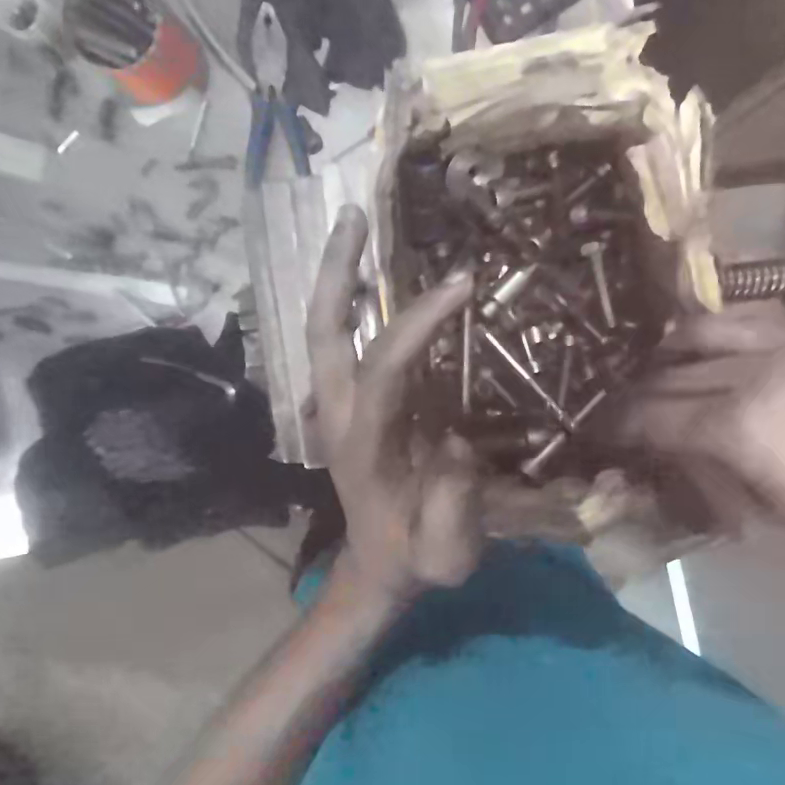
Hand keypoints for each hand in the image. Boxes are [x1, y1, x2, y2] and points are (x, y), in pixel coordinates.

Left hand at [307, 206, 481, 609]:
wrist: (379, 567)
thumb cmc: (415, 559)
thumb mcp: (446, 553)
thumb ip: (451, 507)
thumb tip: (457, 441)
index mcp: (362, 447)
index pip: (380, 372)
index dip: (415, 326)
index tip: (460, 285)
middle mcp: (340, 416)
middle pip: (323, 334)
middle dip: (335, 274)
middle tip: (352, 217)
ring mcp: (339, 407)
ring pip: (326, 332)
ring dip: (337, 277)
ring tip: (354, 223)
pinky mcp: (352, 404)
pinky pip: (345, 343)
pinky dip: (354, 301)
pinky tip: (374, 272)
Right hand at [620, 306, 784, 636]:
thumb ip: (718, 482)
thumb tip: (677, 466)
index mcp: (744, 424)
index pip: (654, 415)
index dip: (617, 426)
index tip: (596, 434)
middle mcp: (761, 369)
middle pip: (672, 372)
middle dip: (636, 394)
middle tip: (620, 412)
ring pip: (707, 331)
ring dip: (672, 353)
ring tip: (661, 374)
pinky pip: (752, 326)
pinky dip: (718, 339)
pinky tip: (718, 359)